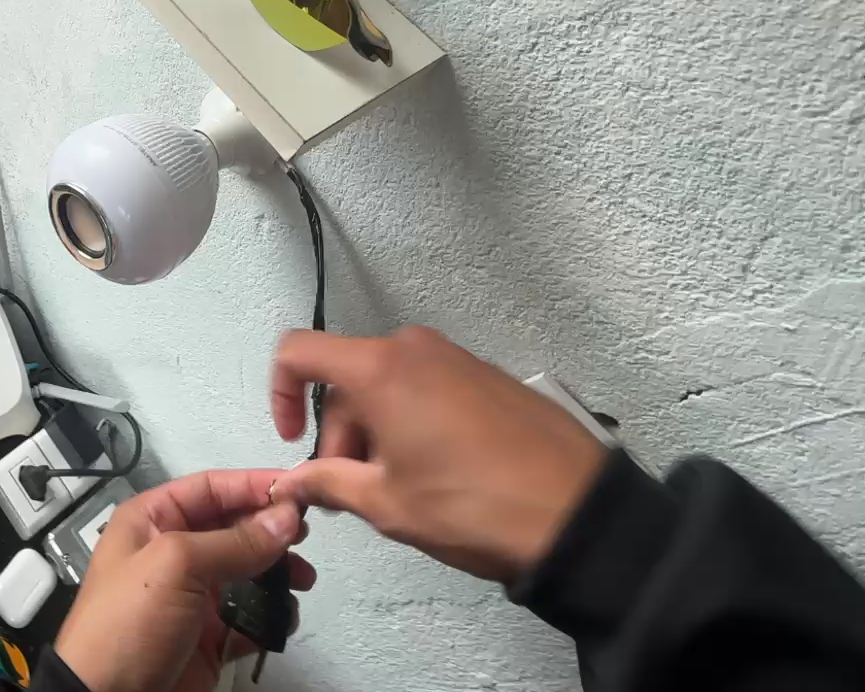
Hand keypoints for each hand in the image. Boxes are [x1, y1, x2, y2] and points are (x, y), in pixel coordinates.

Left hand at [55, 471, 315, 691]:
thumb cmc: (128, 621)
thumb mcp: (177, 565)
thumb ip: (234, 542)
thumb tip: (286, 516)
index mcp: (151, 519)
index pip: (209, 488)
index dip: (251, 485)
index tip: (296, 488)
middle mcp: (171, 550)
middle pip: (231, 526)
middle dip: (269, 529)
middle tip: (305, 536)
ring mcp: (190, 595)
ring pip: (244, 570)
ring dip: (275, 572)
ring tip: (302, 580)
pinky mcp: (206, 637)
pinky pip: (247, 616)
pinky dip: (270, 615)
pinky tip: (283, 618)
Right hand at [271, 326, 605, 582]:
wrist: (585, 518)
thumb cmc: (472, 505)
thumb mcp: (387, 503)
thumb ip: (325, 482)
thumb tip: (288, 482)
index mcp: (378, 368)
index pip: (298, 351)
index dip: (279, 392)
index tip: (292, 439)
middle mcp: (411, 347)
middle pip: (345, 377)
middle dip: (337, 431)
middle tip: (353, 490)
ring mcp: (453, 355)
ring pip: (385, 383)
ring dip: (373, 429)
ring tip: (399, 486)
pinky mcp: (485, 373)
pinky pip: (424, 384)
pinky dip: (409, 418)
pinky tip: (436, 468)